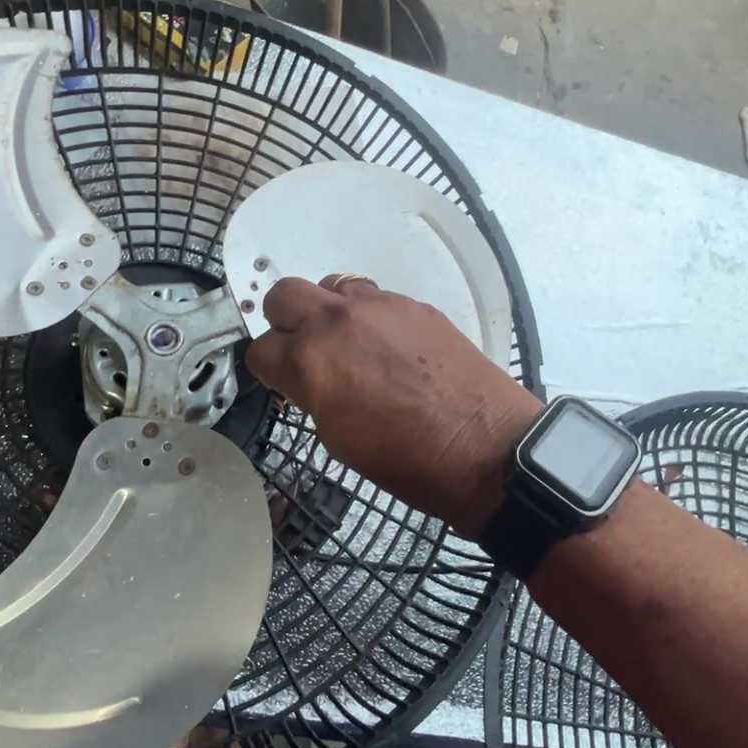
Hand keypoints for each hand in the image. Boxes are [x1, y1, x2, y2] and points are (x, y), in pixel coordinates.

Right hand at [244, 275, 541, 536]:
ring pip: (331, 286)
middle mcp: (337, 321)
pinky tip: (390, 347)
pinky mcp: (415, 304)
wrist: (487, 447)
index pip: (260, 349)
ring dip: (328, 311)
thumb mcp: (339, 440)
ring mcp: (380, 306)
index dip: (270, 370)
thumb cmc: (406, 461)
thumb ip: (313, 395)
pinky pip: (375, 297)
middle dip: (284, 322)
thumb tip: (310, 381)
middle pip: (284, 294)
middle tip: (304, 350)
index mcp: (310, 360)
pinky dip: (369, 316)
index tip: (285, 383)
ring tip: (350, 344)